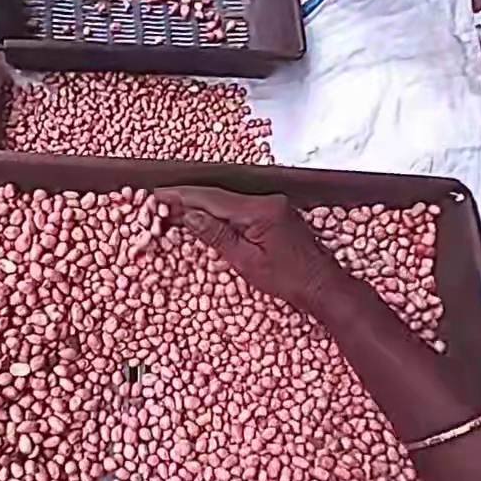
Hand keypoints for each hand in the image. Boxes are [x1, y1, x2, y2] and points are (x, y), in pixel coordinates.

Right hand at [155, 186, 352, 312]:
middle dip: (187, 199)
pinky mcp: (273, 213)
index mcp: (259, 210)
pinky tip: (202, 217)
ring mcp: (271, 205)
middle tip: (159, 202)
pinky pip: (239, 207)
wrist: (322, 285)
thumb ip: (216, 235)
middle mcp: (266, 201)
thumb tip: (189, 216)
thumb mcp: (246, 261)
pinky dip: (217, 212)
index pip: (211, 198)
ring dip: (200, 205)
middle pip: (217, 196)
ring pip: (227, 201)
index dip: (182, 196)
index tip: (158, 195)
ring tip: (173, 210)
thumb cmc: (287, 280)